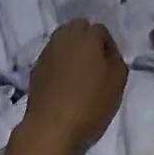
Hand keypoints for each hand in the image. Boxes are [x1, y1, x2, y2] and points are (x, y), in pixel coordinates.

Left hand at [25, 19, 126, 149]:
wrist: (52, 127)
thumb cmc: (90, 104)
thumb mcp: (117, 84)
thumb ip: (118, 62)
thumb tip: (109, 55)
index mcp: (86, 38)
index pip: (101, 30)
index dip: (109, 46)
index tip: (111, 65)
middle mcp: (64, 38)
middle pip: (77, 27)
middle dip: (88, 39)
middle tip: (95, 62)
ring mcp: (46, 53)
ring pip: (62, 39)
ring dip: (72, 48)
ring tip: (79, 71)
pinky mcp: (35, 68)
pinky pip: (51, 56)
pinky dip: (59, 62)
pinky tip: (64, 82)